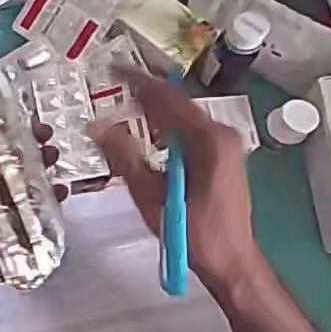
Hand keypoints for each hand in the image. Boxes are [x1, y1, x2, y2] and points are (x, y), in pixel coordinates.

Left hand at [0, 123, 64, 312]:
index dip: (4, 136)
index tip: (22, 122)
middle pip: (11, 165)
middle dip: (29, 148)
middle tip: (46, 136)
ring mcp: (5, 212)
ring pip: (27, 183)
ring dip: (42, 168)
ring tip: (54, 157)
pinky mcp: (21, 231)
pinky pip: (38, 210)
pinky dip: (52, 199)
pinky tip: (62, 190)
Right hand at [91, 68, 262, 288]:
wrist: (231, 262)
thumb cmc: (195, 235)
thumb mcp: (152, 197)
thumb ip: (125, 158)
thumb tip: (99, 127)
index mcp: (208, 140)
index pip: (166, 99)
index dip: (137, 82)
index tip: (113, 69)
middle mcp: (222, 135)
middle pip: (177, 103)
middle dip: (145, 92)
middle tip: (115, 82)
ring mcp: (226, 145)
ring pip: (184, 116)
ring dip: (156, 109)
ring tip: (127, 101)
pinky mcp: (224, 157)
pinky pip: (191, 130)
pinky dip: (169, 125)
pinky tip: (151, 130)